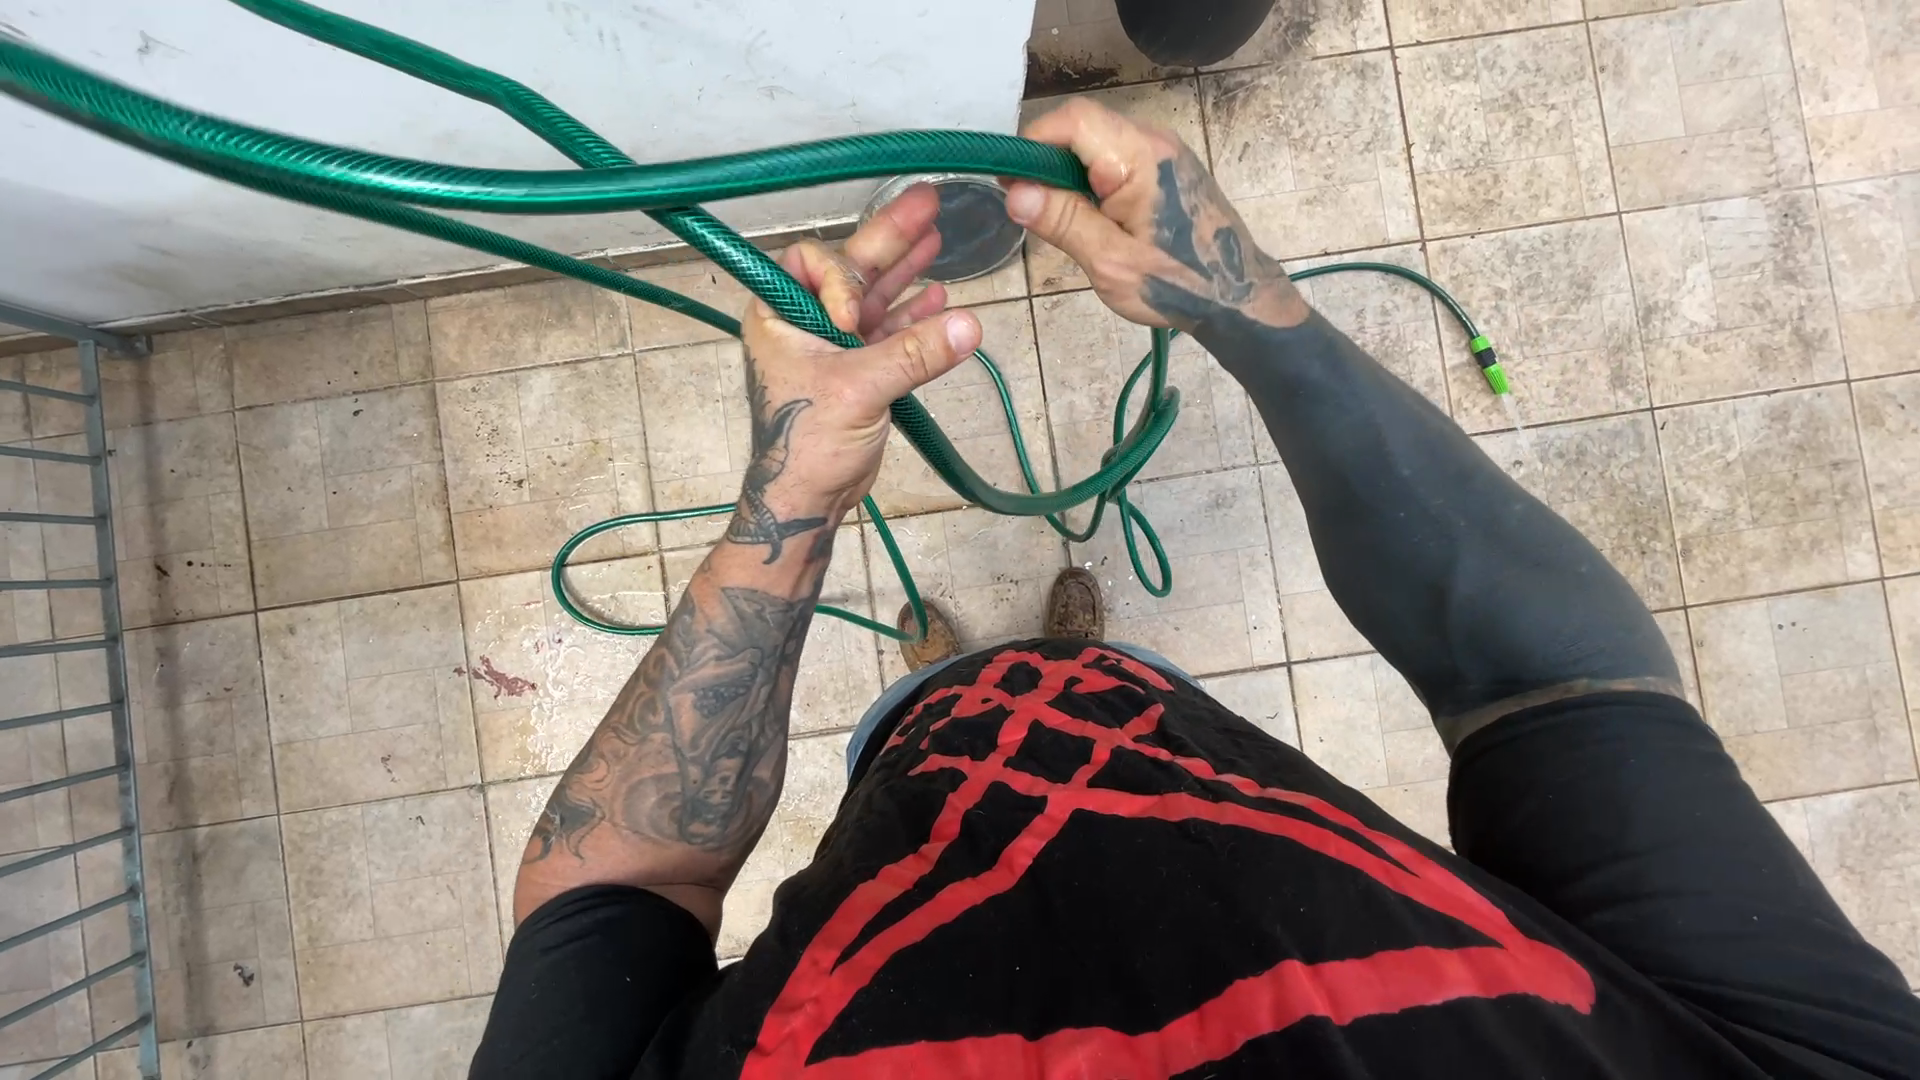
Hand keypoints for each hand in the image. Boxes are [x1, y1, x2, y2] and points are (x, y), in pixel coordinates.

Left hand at [728, 184, 983, 557]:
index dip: (842, 280)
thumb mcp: (858, 390)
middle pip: (851, 271)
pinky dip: (913, 320)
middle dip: (889, 240)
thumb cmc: (808, 442)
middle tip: (928, 202)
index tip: (856, 322)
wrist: (809, 498)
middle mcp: (805, 324)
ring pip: (874, 300)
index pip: (812, 264)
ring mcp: (834, 348)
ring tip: (939, 237)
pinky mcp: (860, 372)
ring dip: (906, 273)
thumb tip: (970, 325)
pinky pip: (890, 335)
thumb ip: (915, 354)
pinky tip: (939, 299)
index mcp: (779, 316)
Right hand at [1004, 96, 1307, 333]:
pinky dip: (1090, 184)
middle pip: (1082, 130)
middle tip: (1031, 212)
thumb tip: (1014, 194)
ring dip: (1068, 178)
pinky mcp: (1164, 170)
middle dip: (1048, 165)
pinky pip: (1115, 162)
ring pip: (1096, 146)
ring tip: (1059, 223)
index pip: (1073, 121)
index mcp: (1139, 157)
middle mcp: (1152, 142)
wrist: (1234, 295)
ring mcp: (1161, 153)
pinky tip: (1089, 222)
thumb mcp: (1110, 261)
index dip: (1034, 145)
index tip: (1010, 185)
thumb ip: (1064, 222)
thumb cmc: (1176, 284)